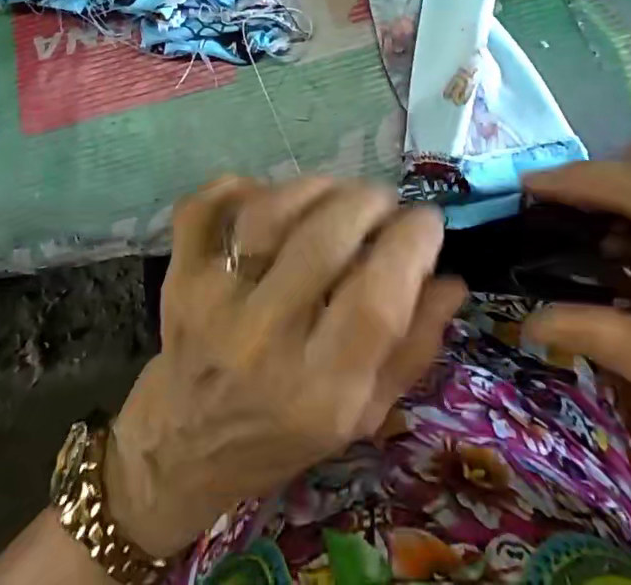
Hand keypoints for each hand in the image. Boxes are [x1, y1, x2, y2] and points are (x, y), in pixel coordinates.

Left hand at [105, 177, 466, 556]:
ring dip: (313, 187)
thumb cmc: (284, 431)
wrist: (188, 443)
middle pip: (323, 240)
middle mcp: (265, 338)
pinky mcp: (179, 275)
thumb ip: (412, 349)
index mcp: (321, 386)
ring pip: (267, 214)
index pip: (376, 298)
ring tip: (335, 193)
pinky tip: (267, 194)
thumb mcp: (362, 414)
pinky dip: (238, 186)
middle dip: (367, 202)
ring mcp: (212, 301)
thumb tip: (452, 278)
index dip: (411, 244)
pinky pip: (202, 208)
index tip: (427, 220)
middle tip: (382, 202)